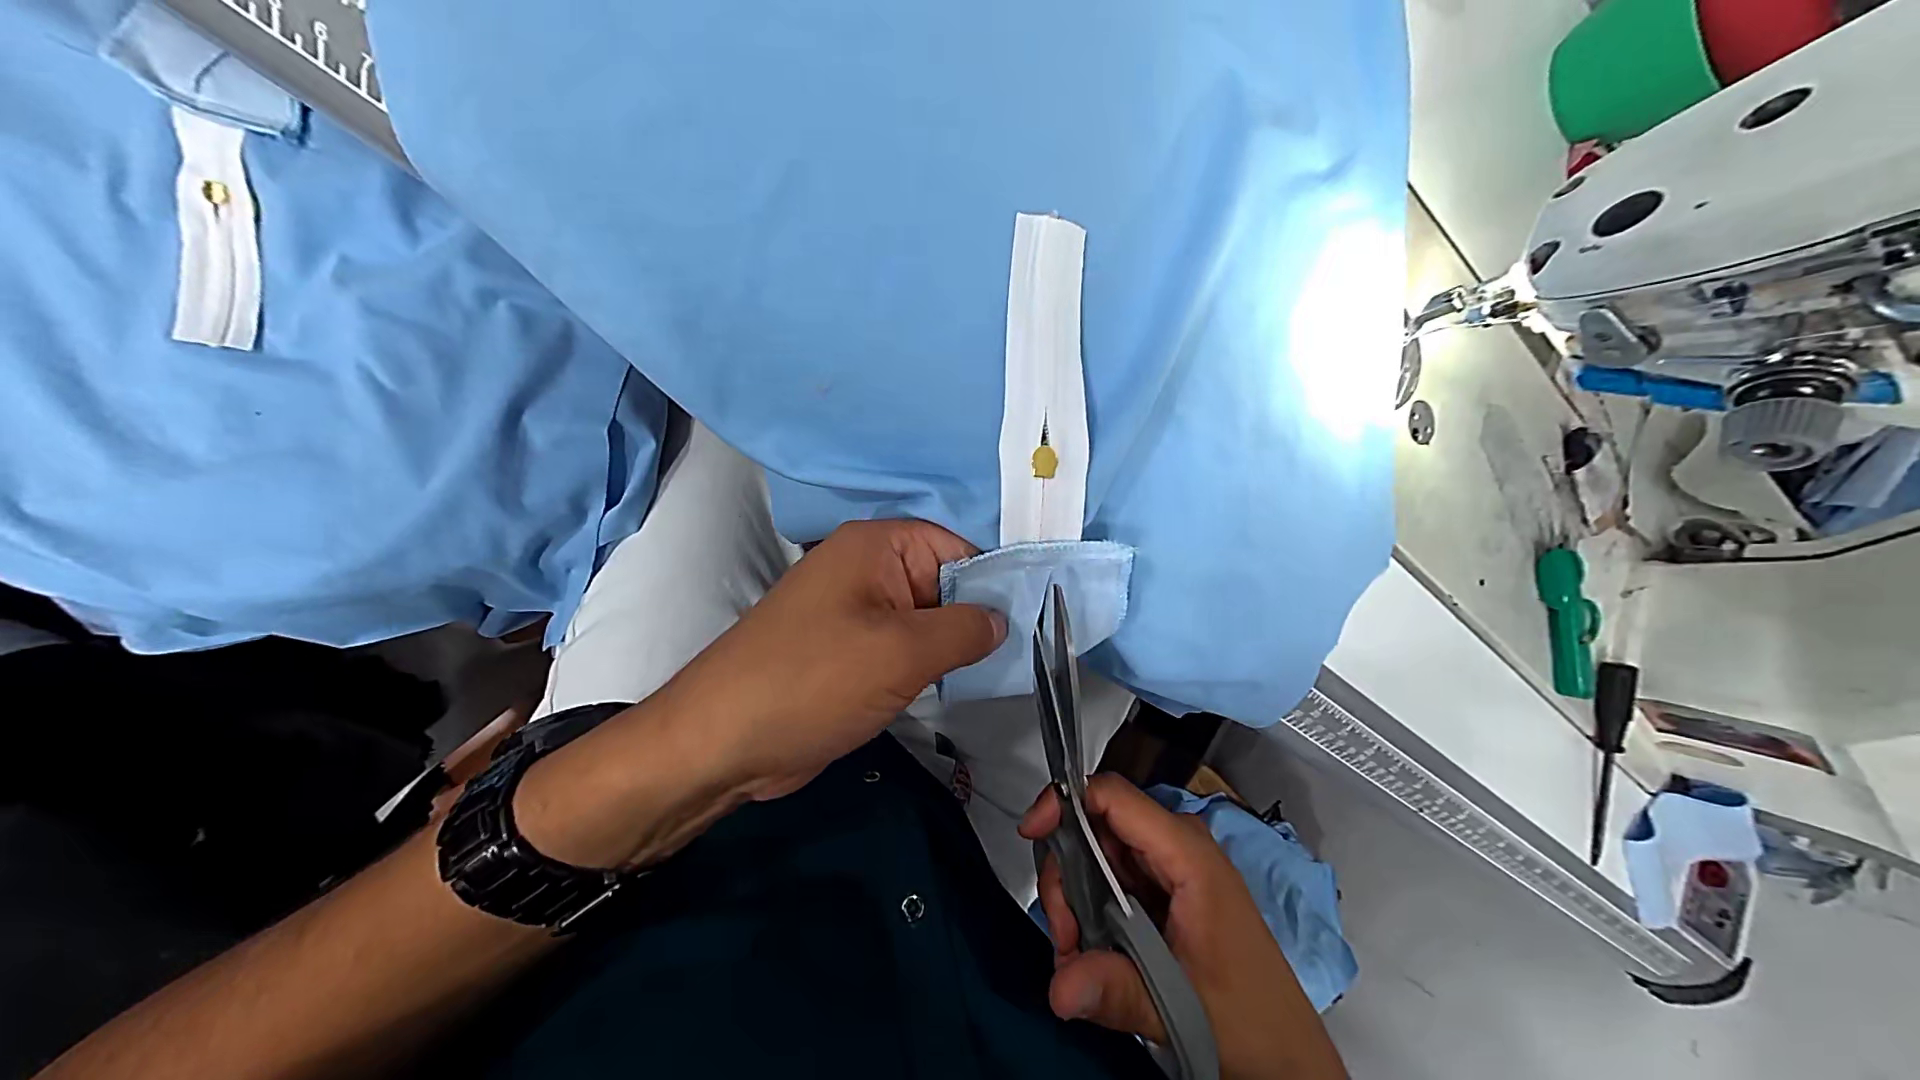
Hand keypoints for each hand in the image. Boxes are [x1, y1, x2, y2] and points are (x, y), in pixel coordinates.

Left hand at [659, 519, 1004, 799]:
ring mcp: (856, 614)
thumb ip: (966, 629)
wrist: (722, 744)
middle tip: (1028, 648)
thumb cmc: (813, 681)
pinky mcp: (849, 654)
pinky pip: (904, 649)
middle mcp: (866, 570)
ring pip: (926, 620)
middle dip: (979, 615)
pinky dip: (930, 665)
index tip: (1036, 613)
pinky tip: (961, 684)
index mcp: (877, 546)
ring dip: (956, 645)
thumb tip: (1001, 619)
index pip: (958, 545)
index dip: (997, 577)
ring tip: (1004, 668)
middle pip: (944, 582)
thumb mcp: (903, 652)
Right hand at [1020, 776, 1347, 1079]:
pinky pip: (1109, 878)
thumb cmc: (1252, 1020)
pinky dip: (1089, 911)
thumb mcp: (1181, 1006)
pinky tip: (1092, 955)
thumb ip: (1117, 990)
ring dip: (1074, 900)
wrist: (1285, 1056)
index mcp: (1188, 854)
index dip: (1066, 801)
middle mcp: (1176, 847)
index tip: (1031, 831)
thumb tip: (1059, 986)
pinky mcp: (1162, 890)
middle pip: (1096, 827)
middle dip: (1066, 875)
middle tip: (1066, 938)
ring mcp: (1169, 868)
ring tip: (1078, 956)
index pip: (1114, 796)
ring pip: (1097, 854)